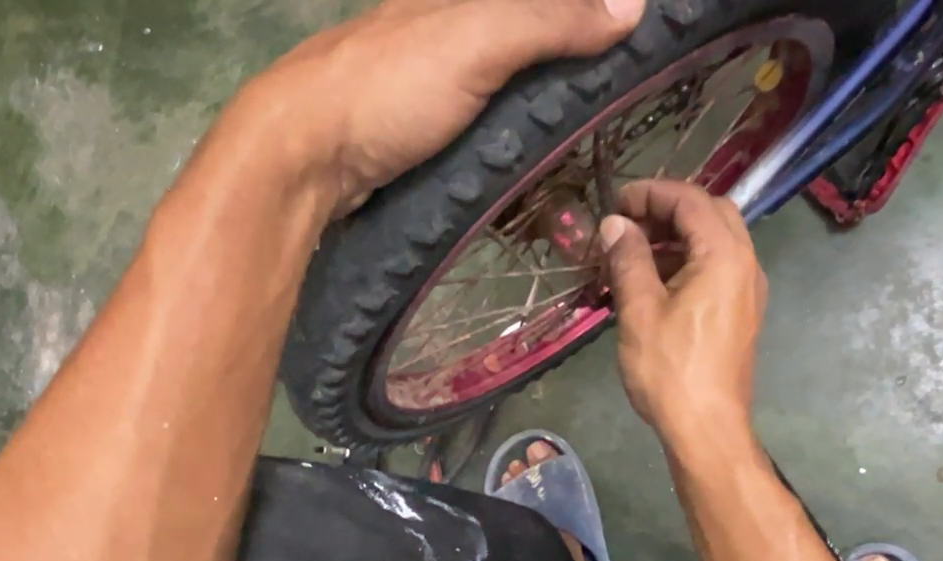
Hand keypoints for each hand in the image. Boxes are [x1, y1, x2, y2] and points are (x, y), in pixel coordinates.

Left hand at [246, 0, 645, 214]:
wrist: (308, 156)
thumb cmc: (391, 86)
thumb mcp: (478, 39)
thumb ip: (551, 20)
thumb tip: (634, 6)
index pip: (544, 5)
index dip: (588, 14)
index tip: (631, 40)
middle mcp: (452, 34)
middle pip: (529, 44)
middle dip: (573, 66)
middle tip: (624, 99)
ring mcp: (436, 90)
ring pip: (509, 90)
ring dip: (548, 112)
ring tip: (594, 138)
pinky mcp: (425, 137)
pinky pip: (486, 131)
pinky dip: (515, 143)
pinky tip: (538, 162)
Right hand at [600, 179, 767, 438]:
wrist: (707, 428)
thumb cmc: (670, 370)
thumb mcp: (639, 311)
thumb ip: (629, 259)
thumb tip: (615, 225)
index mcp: (724, 255)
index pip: (690, 200)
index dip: (650, 193)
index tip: (615, 204)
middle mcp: (746, 264)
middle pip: (710, 214)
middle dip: (667, 211)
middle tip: (628, 225)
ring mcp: (748, 291)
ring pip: (715, 242)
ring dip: (676, 239)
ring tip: (633, 257)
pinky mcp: (742, 314)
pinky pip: (718, 270)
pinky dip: (687, 264)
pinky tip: (654, 285)